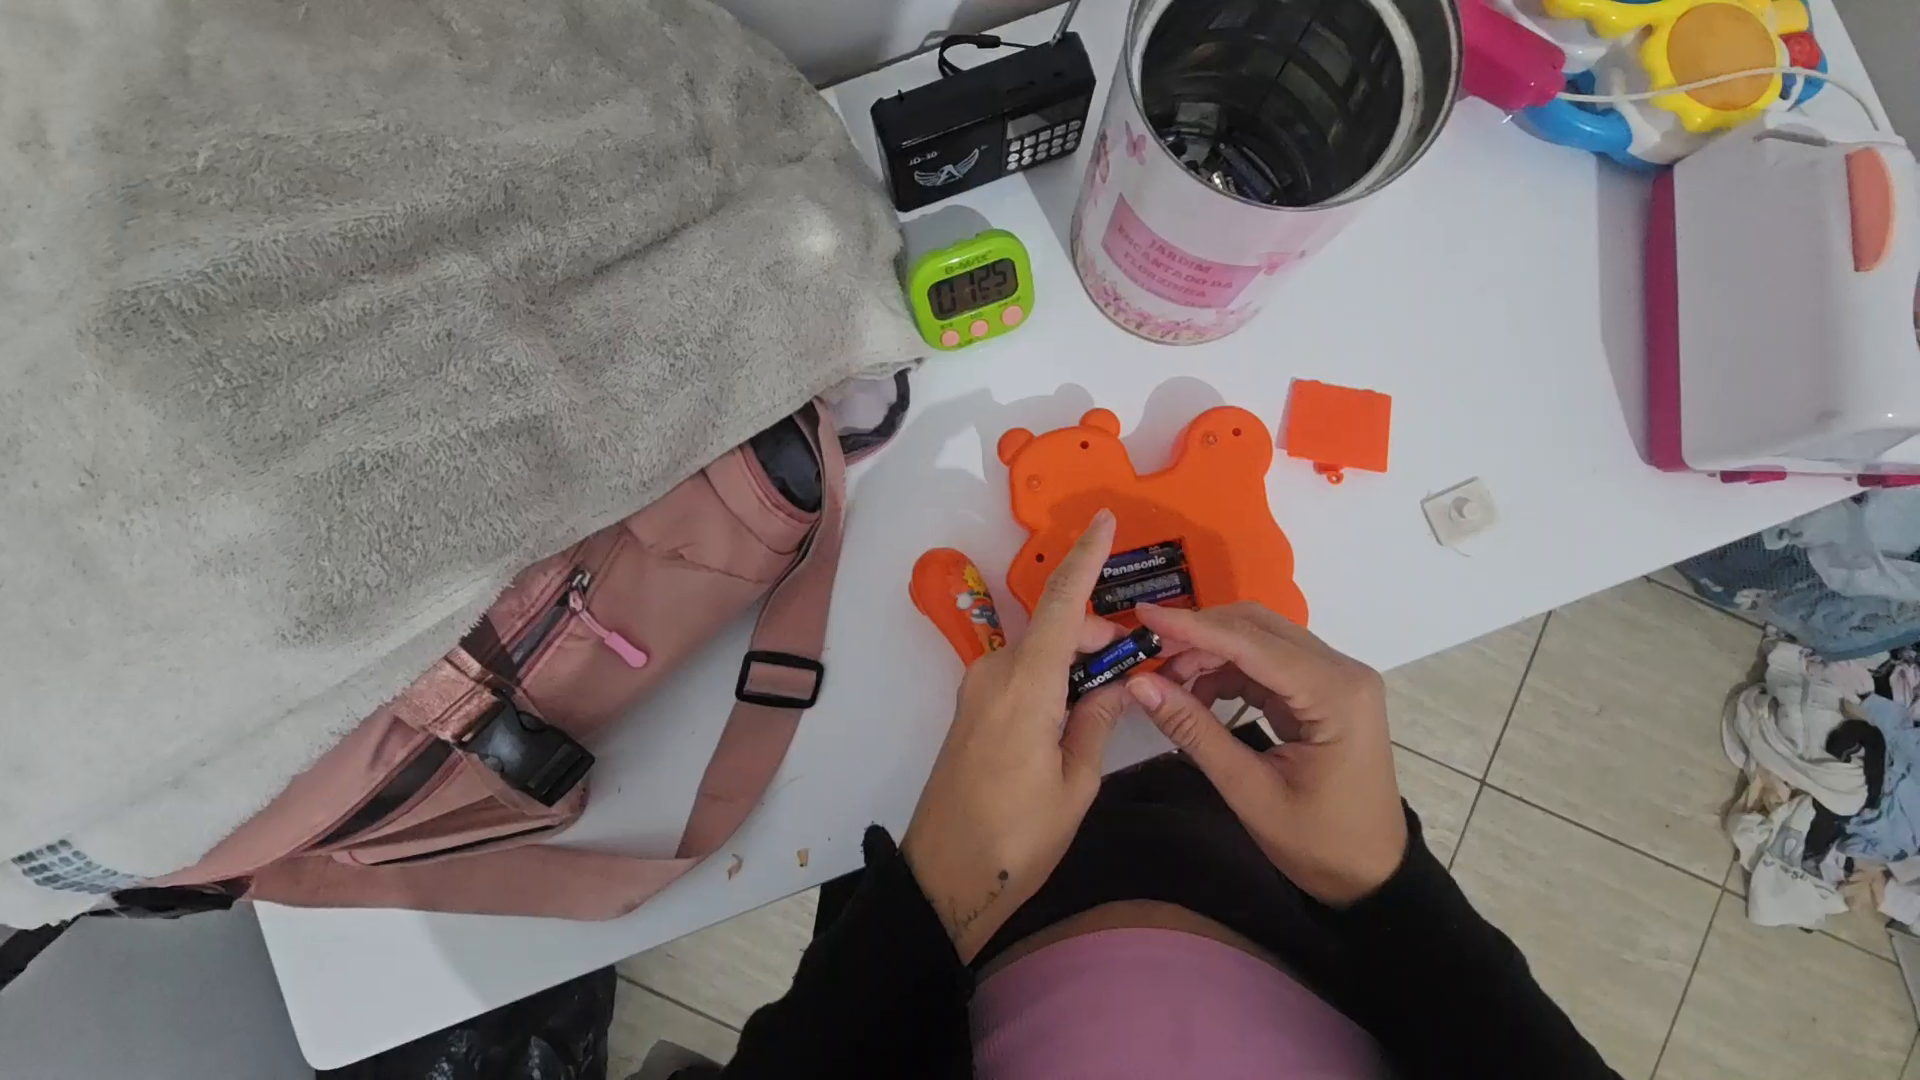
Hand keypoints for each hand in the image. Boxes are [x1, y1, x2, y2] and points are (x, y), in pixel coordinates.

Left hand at [902, 511, 1131, 960]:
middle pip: (1056, 628)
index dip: (1085, 557)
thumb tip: (1118, 684)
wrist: (944, 874)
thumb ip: (1097, 722)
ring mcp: (979, 688)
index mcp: (1027, 685)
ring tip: (1112, 694)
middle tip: (1138, 671)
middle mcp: (997, 672)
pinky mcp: (974, 706)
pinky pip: (1022, 672)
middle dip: (1099, 635)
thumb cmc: (1017, 836)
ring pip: (1040, 650)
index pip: (1061, 604)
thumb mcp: (1074, 784)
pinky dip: (1055, 674)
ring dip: (1077, 658)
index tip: (1105, 520)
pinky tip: (1078, 705)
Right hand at [1123, 602, 1407, 906]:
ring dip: (1209, 651)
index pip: (1250, 642)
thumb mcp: (1249, 791)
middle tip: (1149, 655)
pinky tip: (1197, 694)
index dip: (1192, 626)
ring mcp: (1334, 678)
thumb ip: (1195, 731)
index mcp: (1334, 694)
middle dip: (1197, 635)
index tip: (1143, 615)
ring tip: (1167, 682)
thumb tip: (1139, 684)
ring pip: (1258, 639)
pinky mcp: (1322, 690)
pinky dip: (1226, 670)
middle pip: (1256, 627)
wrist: (1373, 878)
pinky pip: (1265, 662)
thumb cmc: (1319, 844)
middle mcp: (1340, 671)